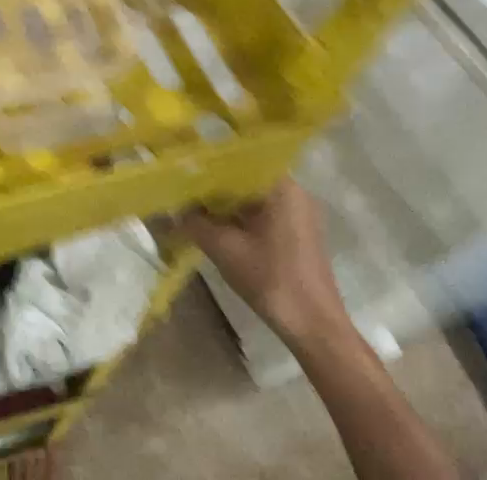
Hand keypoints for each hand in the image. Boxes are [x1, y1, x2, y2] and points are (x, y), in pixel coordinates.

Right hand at [181, 178, 349, 345]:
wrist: (313, 326)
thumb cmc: (271, 279)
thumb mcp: (224, 248)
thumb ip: (195, 222)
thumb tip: (173, 209)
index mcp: (282, 187)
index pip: (240, 160)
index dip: (209, 165)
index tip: (183, 169)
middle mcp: (295, 192)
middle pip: (246, 179)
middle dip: (214, 186)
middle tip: (183, 190)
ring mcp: (299, 213)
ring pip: (254, 198)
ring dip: (226, 205)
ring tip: (194, 208)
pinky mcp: (299, 233)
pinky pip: (264, 213)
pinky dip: (241, 218)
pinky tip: (217, 227)